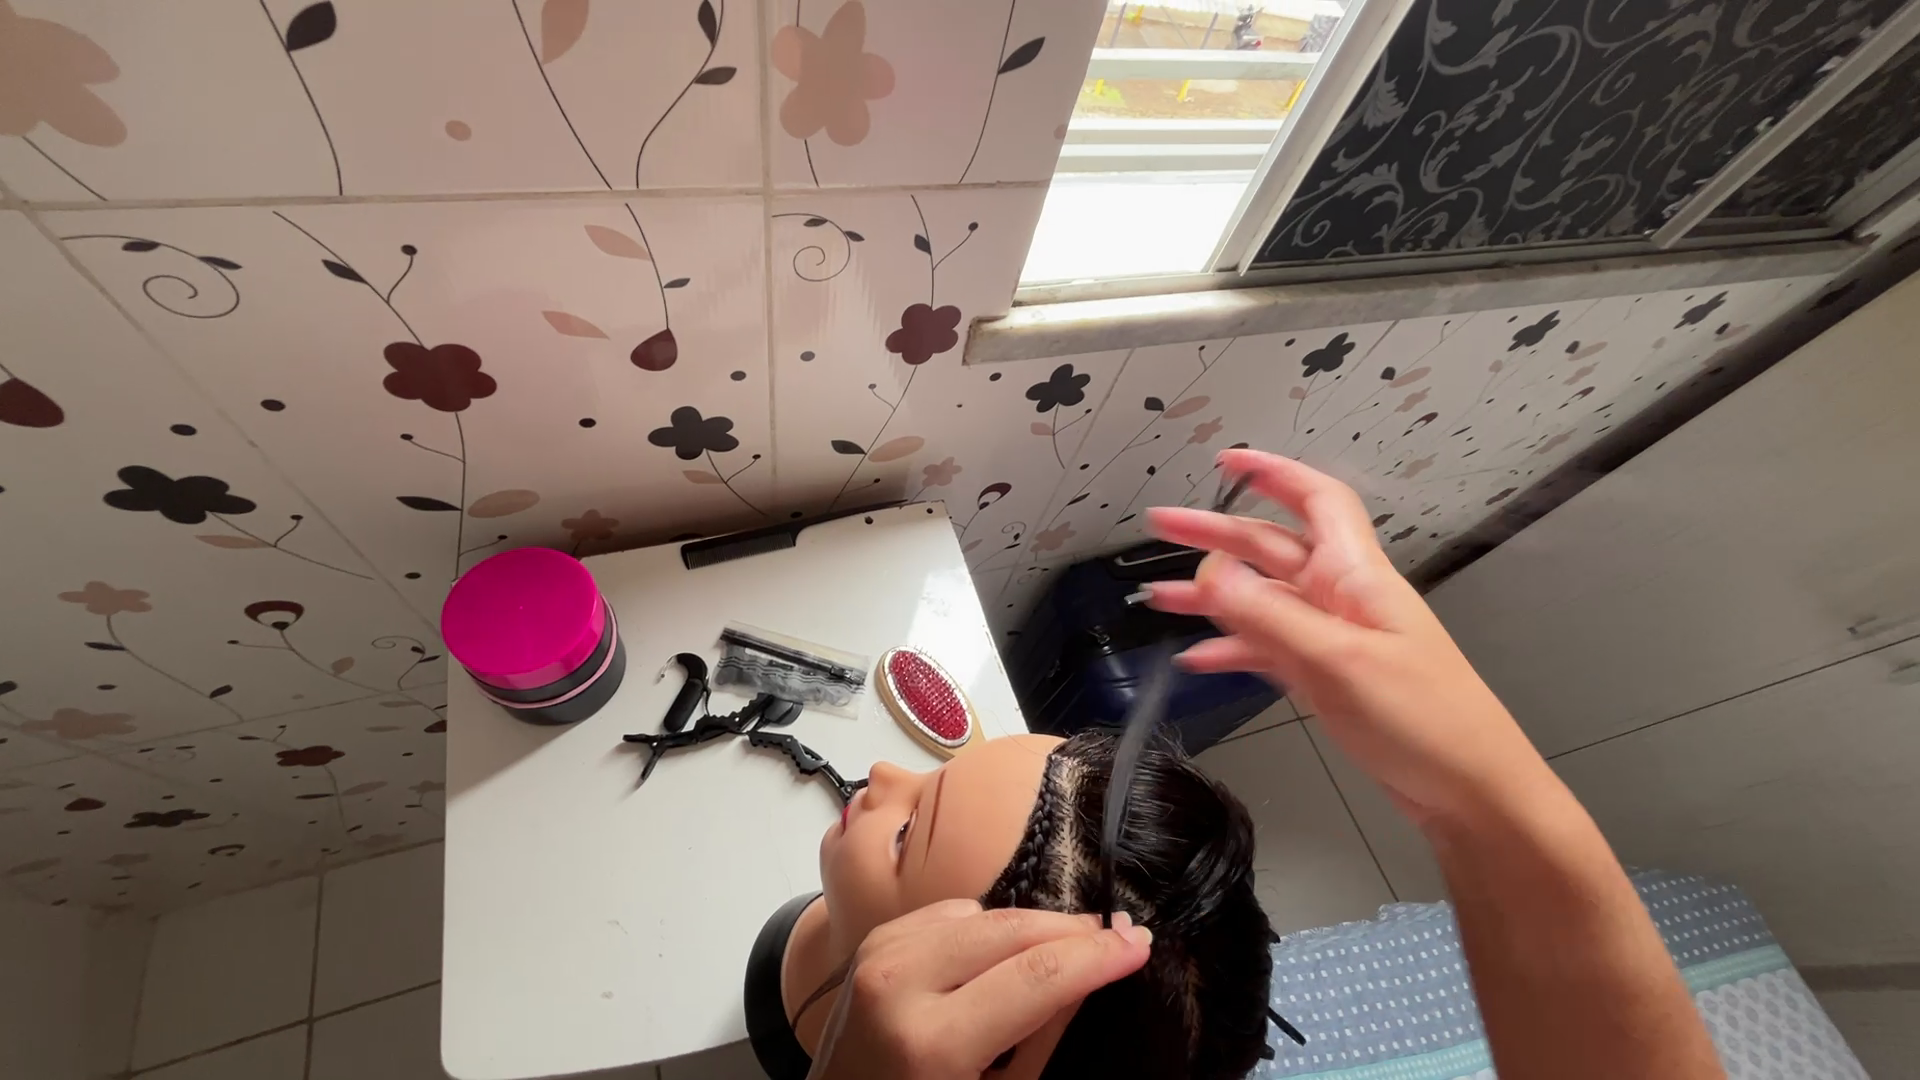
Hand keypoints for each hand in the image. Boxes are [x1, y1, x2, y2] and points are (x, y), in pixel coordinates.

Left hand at [808, 901, 1151, 1079]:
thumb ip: (1040, 1035)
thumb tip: (1090, 974)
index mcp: (928, 1042)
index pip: (1033, 977)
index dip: (1094, 955)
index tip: (1138, 942)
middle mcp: (898, 980)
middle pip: (1009, 929)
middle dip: (1071, 928)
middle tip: (1119, 933)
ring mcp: (881, 951)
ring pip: (982, 911)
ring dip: (1032, 924)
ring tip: (1071, 944)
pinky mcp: (876, 938)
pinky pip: (949, 912)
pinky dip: (984, 924)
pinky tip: (1001, 949)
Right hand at [1146, 449, 1550, 825]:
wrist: (1468, 792)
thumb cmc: (1421, 717)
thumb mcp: (1340, 660)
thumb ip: (1270, 615)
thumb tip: (1210, 571)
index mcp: (1353, 575)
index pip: (1316, 500)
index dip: (1273, 474)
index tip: (1226, 463)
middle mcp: (1337, 596)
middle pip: (1270, 549)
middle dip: (1215, 535)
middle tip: (1161, 526)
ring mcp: (1328, 636)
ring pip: (1259, 601)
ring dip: (1210, 597)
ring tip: (1159, 598)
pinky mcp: (1322, 674)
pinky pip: (1266, 649)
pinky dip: (1231, 650)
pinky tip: (1197, 659)